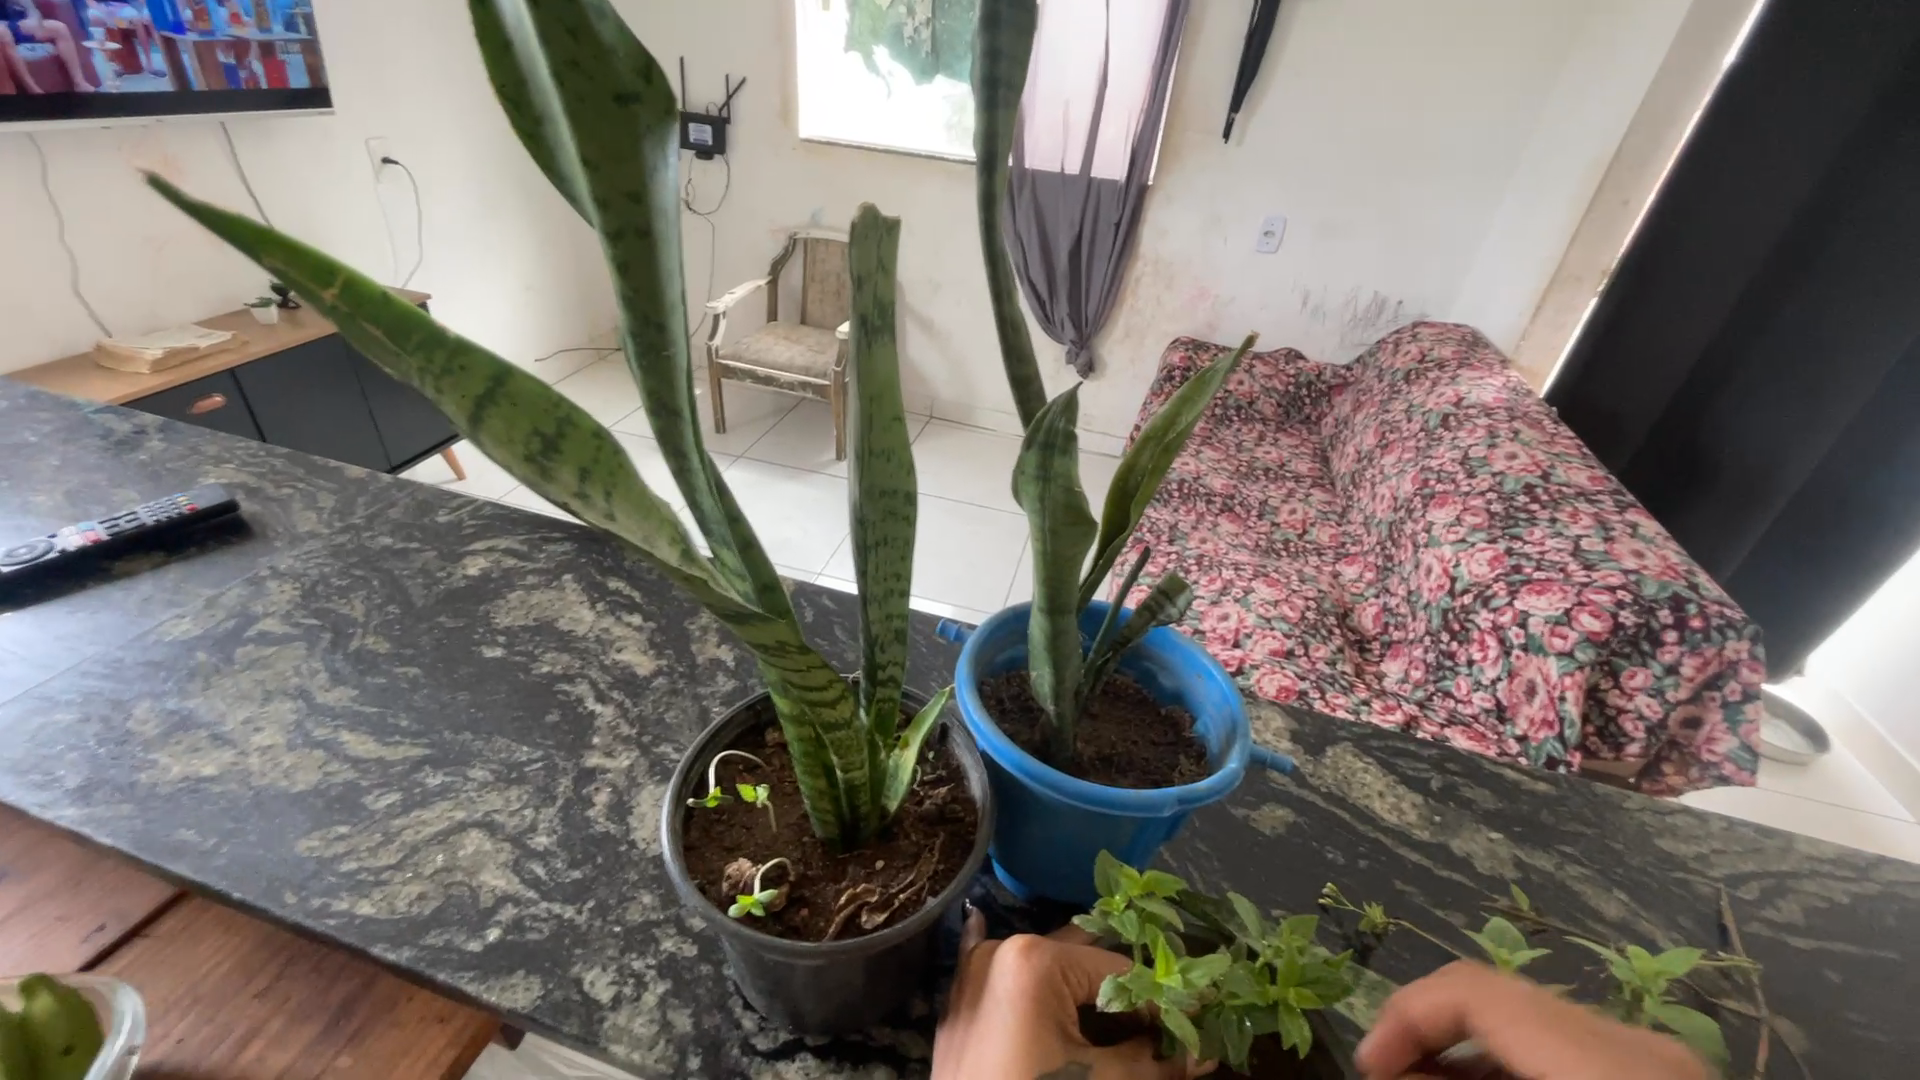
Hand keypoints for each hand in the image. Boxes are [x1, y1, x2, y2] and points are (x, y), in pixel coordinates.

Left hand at [933, 907, 1209, 1079]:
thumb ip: (1155, 1061)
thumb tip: (1204, 1051)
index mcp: (1034, 958)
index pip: (1119, 971)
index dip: (1161, 1001)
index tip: (1197, 1018)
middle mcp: (1001, 948)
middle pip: (1083, 964)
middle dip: (1126, 994)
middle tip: (1166, 1024)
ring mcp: (974, 971)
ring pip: (1048, 969)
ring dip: (1087, 993)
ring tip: (1128, 1024)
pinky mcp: (960, 1000)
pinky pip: (1006, 977)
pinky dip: (1037, 985)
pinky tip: (1057, 991)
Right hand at [1355, 962, 1713, 1079]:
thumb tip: (1393, 1073)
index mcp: (1603, 1063)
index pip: (1473, 991)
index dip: (1405, 1016)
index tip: (1368, 1066)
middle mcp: (1634, 1044)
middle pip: (1496, 1001)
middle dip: (1430, 1039)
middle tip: (1390, 1079)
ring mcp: (1657, 1062)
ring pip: (1528, 1025)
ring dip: (1467, 1056)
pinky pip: (1563, 1051)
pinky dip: (1511, 1069)